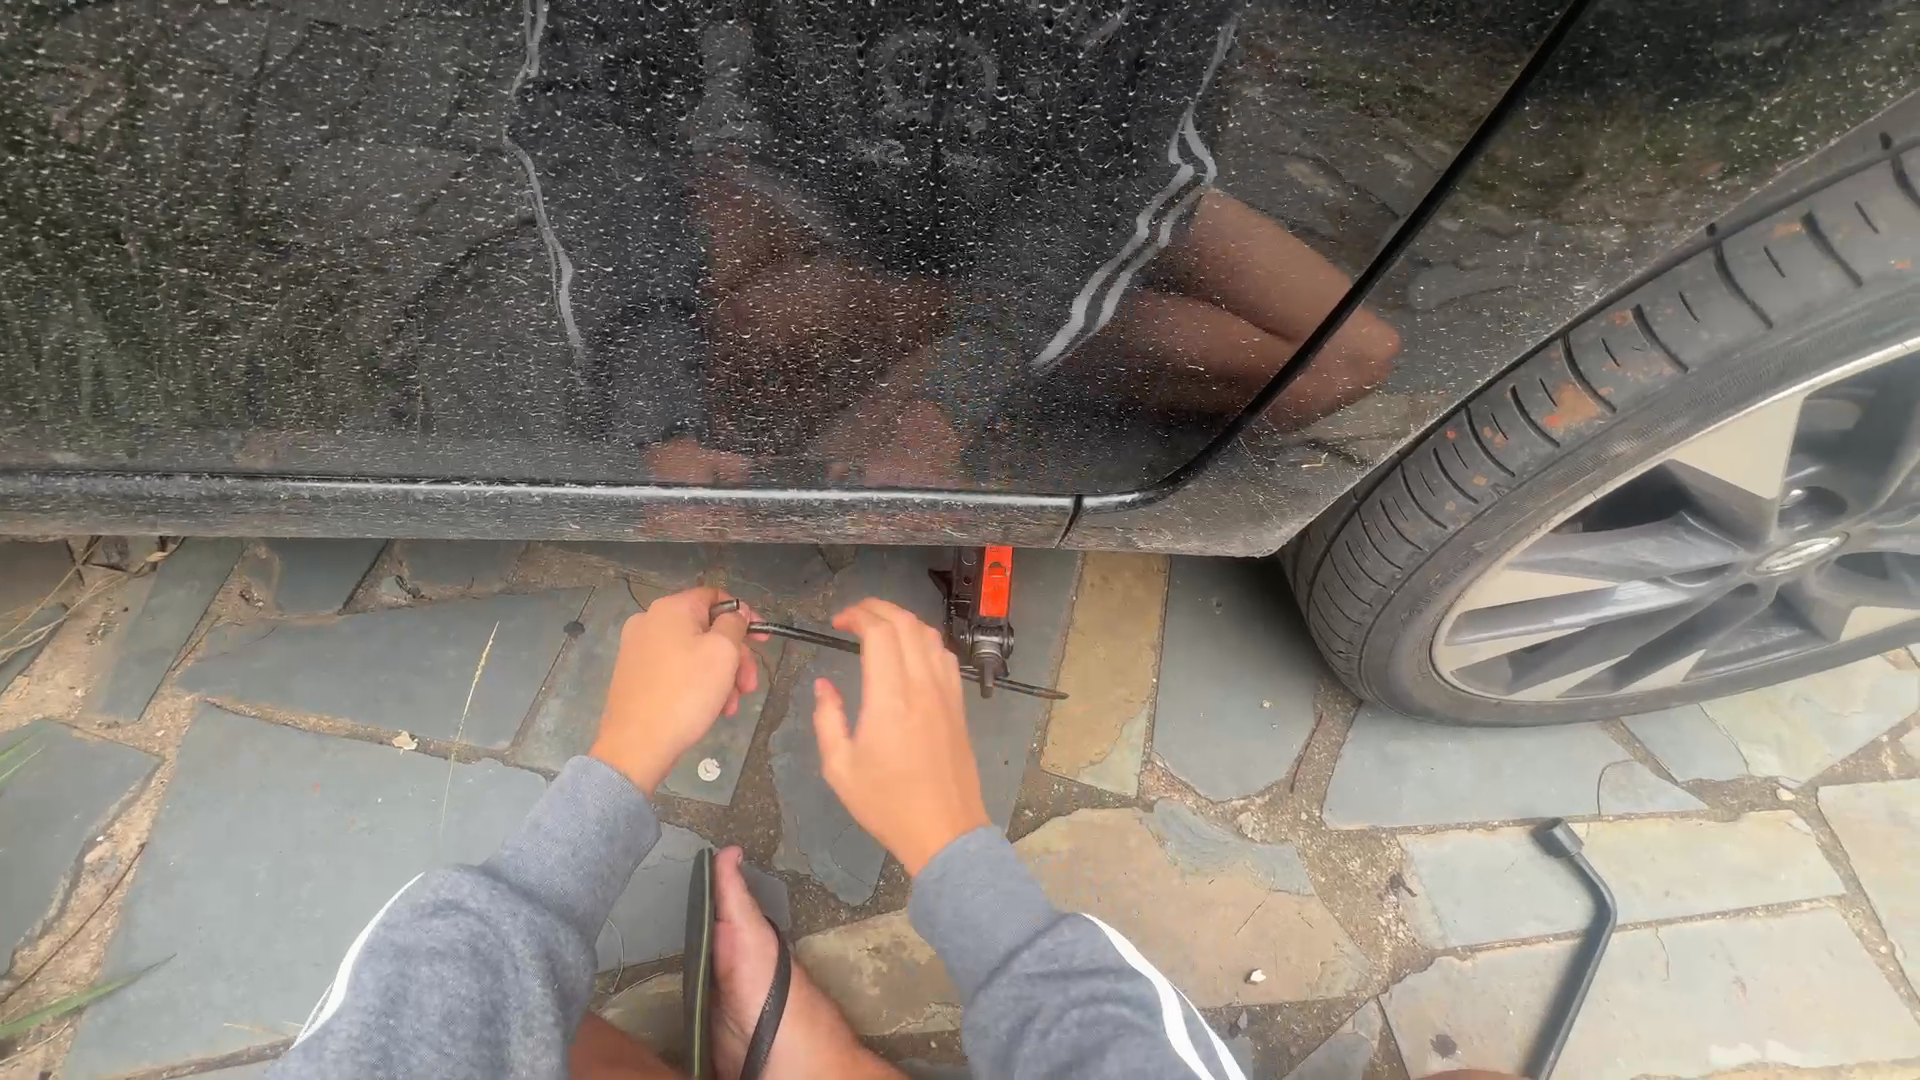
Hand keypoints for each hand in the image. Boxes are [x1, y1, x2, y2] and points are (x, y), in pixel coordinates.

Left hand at [590, 587, 761, 794]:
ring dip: (721, 675)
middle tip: (750, 684)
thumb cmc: (686, 692)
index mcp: (671, 608)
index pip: (716, 596)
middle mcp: (650, 622)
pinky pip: (677, 670)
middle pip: (707, 628)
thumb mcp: (723, 651)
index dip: (744, 614)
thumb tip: (734, 614)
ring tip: (732, 705)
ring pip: (695, 653)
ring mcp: (639, 650)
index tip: (762, 639)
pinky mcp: (636, 676)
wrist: (637, 745)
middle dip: (735, 656)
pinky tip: (712, 709)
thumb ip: (735, 624)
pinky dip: (699, 684)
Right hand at [810, 599, 987, 875]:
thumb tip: (824, 685)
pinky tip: (911, 652)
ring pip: (930, 635)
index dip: (857, 615)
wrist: (945, 830)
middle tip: (854, 615)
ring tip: (879, 628)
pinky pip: (945, 656)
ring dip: (903, 621)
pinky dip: (925, 640)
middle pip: (906, 623)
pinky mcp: (959, 704)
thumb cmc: (887, 803)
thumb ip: (827, 718)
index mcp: (890, 698)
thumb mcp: (840, 767)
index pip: (880, 633)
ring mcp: (946, 693)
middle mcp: (922, 686)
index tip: (838, 622)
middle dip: (878, 608)